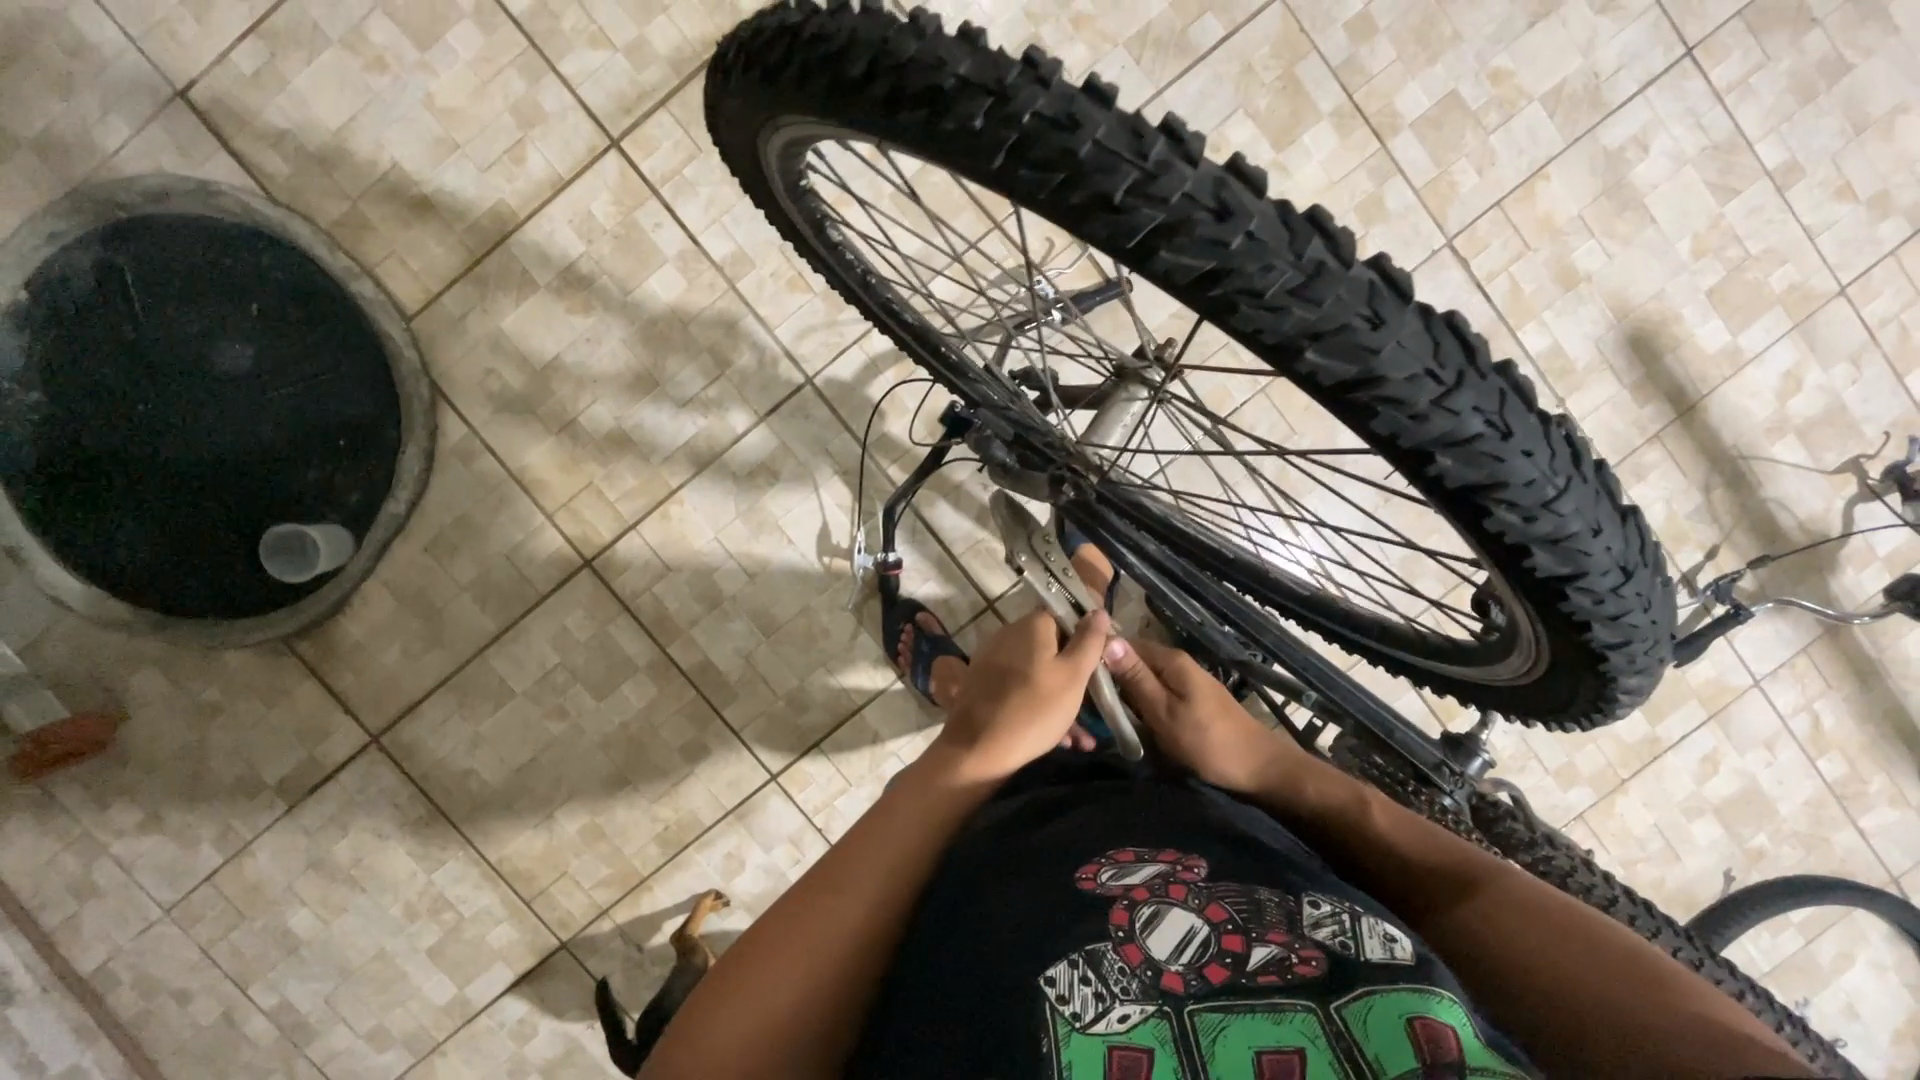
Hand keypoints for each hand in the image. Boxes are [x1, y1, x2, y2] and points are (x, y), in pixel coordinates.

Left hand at [931, 609, 1111, 781]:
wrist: (977, 749)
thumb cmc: (1034, 709)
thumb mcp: (1073, 675)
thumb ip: (1089, 641)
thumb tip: (1099, 612)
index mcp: (1032, 624)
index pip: (1067, 617)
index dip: (1087, 639)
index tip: (1101, 665)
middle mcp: (1009, 634)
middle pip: (1052, 648)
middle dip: (1076, 676)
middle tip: (1095, 706)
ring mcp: (993, 660)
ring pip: (1039, 673)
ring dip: (1061, 699)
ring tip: (1081, 736)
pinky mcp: (983, 684)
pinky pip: (1020, 689)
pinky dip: (1039, 707)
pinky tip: (1060, 739)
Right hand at [1102, 636, 1309, 796]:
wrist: (1258, 768)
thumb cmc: (1207, 742)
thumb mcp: (1163, 711)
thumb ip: (1135, 678)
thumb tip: (1107, 640)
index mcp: (1170, 660)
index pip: (1122, 644)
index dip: (1098, 658)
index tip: (1076, 679)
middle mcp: (1177, 663)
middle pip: (1132, 662)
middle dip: (1109, 679)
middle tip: (1085, 704)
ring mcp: (1185, 681)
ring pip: (1143, 680)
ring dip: (1124, 695)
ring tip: (1101, 714)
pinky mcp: (1189, 699)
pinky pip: (1156, 694)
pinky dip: (1141, 705)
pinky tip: (1130, 721)